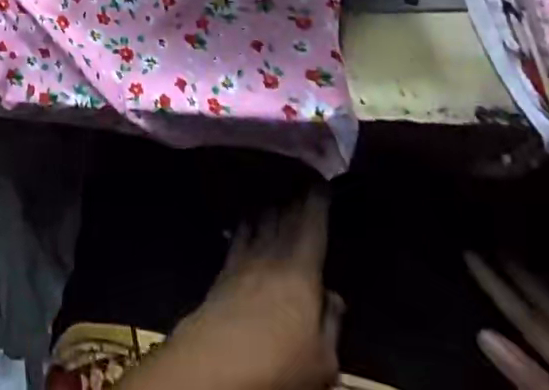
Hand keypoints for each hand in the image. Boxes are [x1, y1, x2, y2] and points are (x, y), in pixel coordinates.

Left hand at [122, 192, 341, 389]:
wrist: (215, 363)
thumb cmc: (280, 366)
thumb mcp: (324, 359)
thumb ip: (330, 323)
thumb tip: (332, 295)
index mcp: (301, 272)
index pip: (311, 228)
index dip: (316, 203)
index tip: (321, 182)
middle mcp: (270, 256)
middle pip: (283, 220)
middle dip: (294, 201)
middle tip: (301, 183)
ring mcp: (242, 262)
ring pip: (259, 224)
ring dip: (269, 209)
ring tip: (277, 197)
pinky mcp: (222, 273)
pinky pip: (237, 239)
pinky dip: (245, 225)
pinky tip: (245, 221)